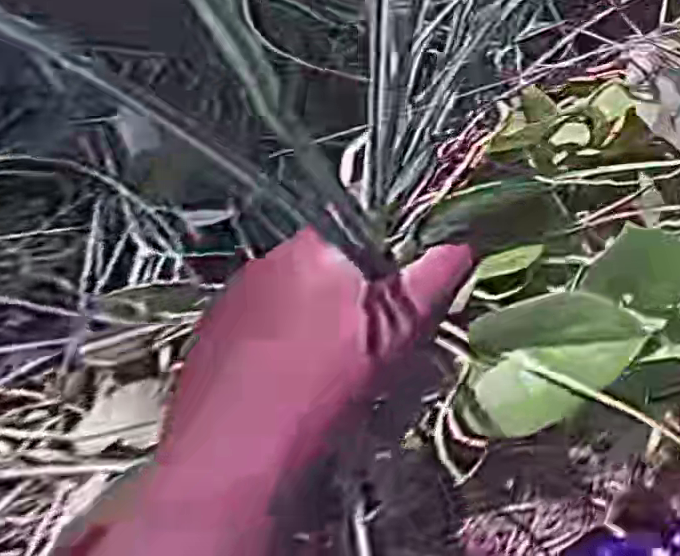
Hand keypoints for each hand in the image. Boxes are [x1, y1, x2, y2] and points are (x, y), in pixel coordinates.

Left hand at [74, 229, 473, 555]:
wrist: (227, 466)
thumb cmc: (323, 382)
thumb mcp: (402, 324)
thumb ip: (440, 270)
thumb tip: (467, 240)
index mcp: (317, 242)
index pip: (373, 213)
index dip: (403, 235)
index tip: (419, 264)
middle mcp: (269, 256)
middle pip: (340, 248)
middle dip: (368, 271)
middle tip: (391, 309)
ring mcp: (233, 295)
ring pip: (305, 278)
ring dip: (330, 297)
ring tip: (349, 339)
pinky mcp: (212, 332)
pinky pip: (271, 309)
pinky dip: (295, 324)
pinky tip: (306, 361)